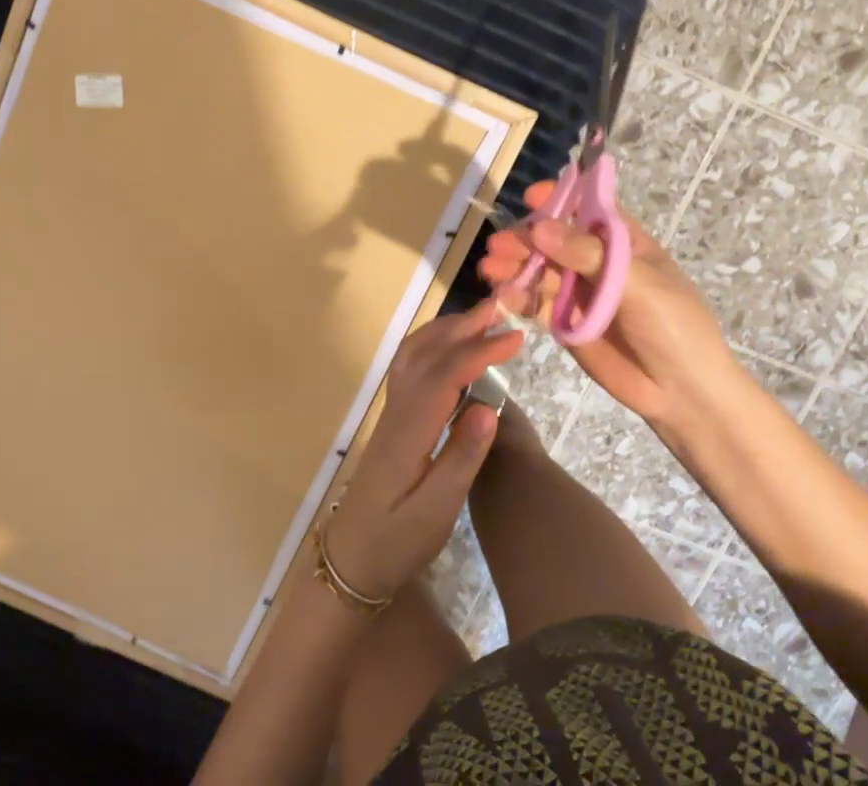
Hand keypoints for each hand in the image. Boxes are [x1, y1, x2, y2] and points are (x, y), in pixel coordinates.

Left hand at [322, 300, 523, 600]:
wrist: (351, 560)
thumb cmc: (396, 542)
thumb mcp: (435, 512)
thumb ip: (461, 459)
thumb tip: (488, 408)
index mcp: (408, 435)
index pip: (444, 378)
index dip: (479, 352)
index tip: (516, 337)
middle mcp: (396, 415)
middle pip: (425, 356)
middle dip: (462, 328)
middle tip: (502, 307)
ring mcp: (390, 417)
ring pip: (411, 358)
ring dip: (444, 332)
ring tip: (480, 318)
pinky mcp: (393, 424)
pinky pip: (409, 371)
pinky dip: (432, 348)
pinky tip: (452, 351)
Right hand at [478, 180, 748, 431]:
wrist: (680, 392)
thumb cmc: (673, 326)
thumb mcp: (638, 284)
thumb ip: (588, 255)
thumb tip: (540, 229)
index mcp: (623, 243)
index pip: (588, 209)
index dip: (560, 199)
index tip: (531, 197)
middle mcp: (596, 262)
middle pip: (553, 240)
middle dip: (525, 238)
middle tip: (498, 244)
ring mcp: (578, 293)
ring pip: (538, 270)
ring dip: (513, 266)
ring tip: (489, 268)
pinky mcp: (562, 322)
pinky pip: (534, 304)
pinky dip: (515, 298)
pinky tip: (501, 296)